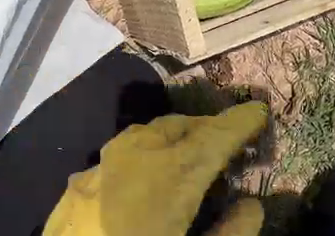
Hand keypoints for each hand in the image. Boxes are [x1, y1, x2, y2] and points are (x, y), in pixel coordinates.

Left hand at [43, 102, 268, 235]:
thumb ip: (230, 235)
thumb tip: (251, 205)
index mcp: (171, 173)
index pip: (216, 135)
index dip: (241, 122)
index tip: (259, 111)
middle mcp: (136, 156)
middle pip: (180, 127)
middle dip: (206, 130)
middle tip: (226, 142)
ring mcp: (100, 168)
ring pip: (145, 137)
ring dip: (171, 141)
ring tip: (188, 157)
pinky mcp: (75, 189)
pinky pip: (116, 160)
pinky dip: (138, 161)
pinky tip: (141, 183)